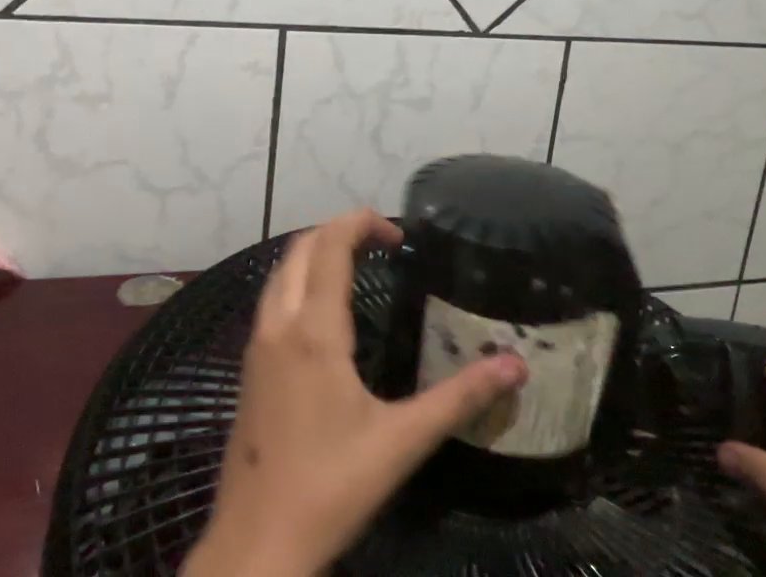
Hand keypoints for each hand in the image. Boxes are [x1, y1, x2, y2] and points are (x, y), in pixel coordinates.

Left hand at [183, 210, 527, 576]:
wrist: (257, 542)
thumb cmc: (332, 486)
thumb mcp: (404, 441)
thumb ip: (461, 398)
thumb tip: (517, 365)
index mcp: (313, 332)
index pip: (330, 247)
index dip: (360, 223)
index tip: (399, 233)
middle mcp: (277, 327)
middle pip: (299, 250)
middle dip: (337, 231)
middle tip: (382, 242)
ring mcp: (256, 349)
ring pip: (278, 276)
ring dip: (313, 255)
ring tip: (356, 266)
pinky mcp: (249, 372)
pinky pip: (270, 304)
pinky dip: (297, 285)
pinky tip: (324, 318)